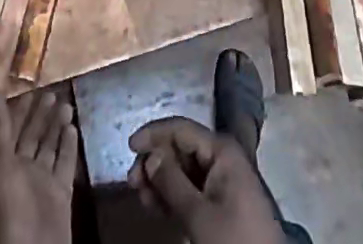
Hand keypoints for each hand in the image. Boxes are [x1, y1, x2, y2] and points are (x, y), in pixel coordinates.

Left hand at [0, 90, 77, 243]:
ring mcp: (42, 182)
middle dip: (40, 115)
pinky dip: (69, 147)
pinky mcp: (61, 193)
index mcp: (2, 166)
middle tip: (52, 91)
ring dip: (56, 126)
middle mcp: (21, 171)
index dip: (19, 110)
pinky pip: (65, 165)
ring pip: (50, 147)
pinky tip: (74, 129)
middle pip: (32, 137)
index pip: (11, 130)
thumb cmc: (8, 210)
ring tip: (66, 105)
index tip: (30, 89)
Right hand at [127, 117, 286, 243]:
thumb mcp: (199, 213)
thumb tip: (151, 155)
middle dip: (155, 162)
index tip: (129, 146)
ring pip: (182, 170)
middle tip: (132, 183)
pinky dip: (171, 196)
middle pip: (180, 149)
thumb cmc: (233, 237)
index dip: (154, 133)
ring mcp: (221, 179)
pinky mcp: (219, 202)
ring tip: (142, 199)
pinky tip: (156, 208)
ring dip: (160, 182)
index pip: (181, 129)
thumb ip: (172, 182)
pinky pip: (189, 189)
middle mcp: (221, 157)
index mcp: (221, 149)